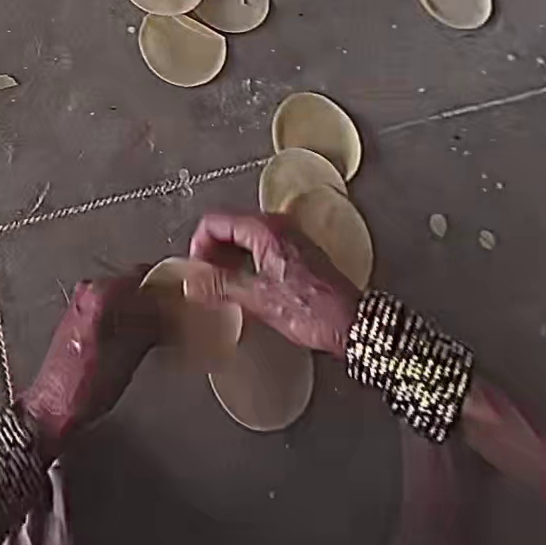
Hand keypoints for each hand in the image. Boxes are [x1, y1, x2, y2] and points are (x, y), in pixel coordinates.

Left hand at [18, 273, 160, 457]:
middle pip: (133, 283)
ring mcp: (81, 303)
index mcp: (101, 294)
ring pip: (122, 296)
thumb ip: (153, 324)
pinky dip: (126, 317)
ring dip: (140, 309)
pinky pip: (111, 307)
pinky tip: (136, 337)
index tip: (180, 298)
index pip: (144, 274)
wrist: (53, 409)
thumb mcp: (130, 355)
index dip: (166, 287)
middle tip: (174, 315)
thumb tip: (172, 311)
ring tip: (158, 330)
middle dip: (154, 298)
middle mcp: (88, 291)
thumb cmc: (85, 387)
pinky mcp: (79, 317)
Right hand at [185, 211, 361, 358]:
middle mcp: (276, 226)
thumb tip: (193, 282)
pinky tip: (242, 286)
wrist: (352, 323)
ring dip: (227, 258)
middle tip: (203, 279)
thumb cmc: (313, 310)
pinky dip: (244, 262)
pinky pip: (259, 248)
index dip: (198, 244)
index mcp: (264, 229)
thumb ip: (220, 286)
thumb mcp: (258, 299)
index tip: (195, 267)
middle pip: (228, 227)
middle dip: (211, 251)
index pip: (215, 221)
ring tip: (219, 286)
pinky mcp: (295, 253)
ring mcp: (288, 237)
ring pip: (244, 238)